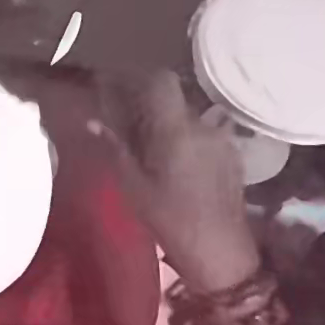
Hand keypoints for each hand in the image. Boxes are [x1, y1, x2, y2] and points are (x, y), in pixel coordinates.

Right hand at [100, 72, 259, 292]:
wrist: (219, 249)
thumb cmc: (168, 216)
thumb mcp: (133, 183)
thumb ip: (115, 146)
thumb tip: (92, 121)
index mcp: (176, 130)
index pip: (161, 81)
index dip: (138, 75)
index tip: (116, 81)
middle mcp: (203, 127)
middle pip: (172, 99)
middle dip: (147, 103)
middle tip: (123, 118)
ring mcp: (222, 140)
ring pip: (187, 117)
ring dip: (165, 122)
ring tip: (146, 143)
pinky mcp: (231, 155)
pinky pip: (201, 134)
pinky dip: (182, 137)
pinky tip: (171, 161)